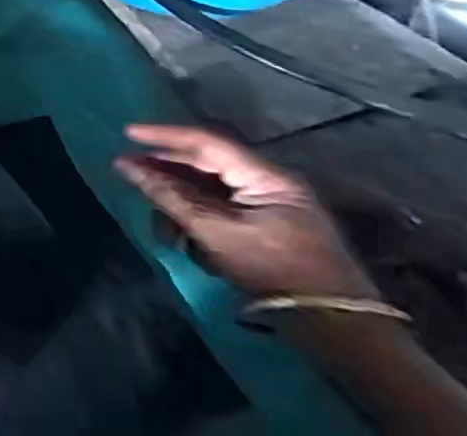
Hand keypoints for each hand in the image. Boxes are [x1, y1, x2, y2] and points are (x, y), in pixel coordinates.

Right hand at [114, 124, 376, 299]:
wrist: (340, 331)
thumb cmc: (276, 272)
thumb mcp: (215, 233)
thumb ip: (170, 196)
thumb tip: (126, 166)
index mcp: (266, 178)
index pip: (206, 143)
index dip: (163, 136)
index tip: (127, 134)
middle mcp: (270, 184)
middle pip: (205, 166)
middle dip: (167, 174)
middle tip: (131, 175)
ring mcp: (271, 207)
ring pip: (209, 191)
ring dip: (180, 205)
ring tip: (163, 230)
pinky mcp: (269, 227)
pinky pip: (222, 210)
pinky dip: (198, 221)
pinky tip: (186, 243)